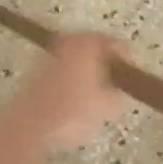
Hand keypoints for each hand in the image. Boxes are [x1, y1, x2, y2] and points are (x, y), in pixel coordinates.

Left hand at [14, 33, 129, 150]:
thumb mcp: (106, 107)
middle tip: (114, 70)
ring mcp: (49, 55)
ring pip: (73, 53)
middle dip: (103, 55)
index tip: (132, 64)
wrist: (30, 122)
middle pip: (89, 43)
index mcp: (87, 46)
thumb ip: (117, 96)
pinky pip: (60, 65)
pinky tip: (75, 91)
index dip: (123, 53)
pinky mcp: (35, 69)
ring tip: (96, 83)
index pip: (111, 42)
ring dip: (85, 63)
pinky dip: (70, 72)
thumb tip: (119, 92)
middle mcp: (67, 43)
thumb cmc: (73, 111)